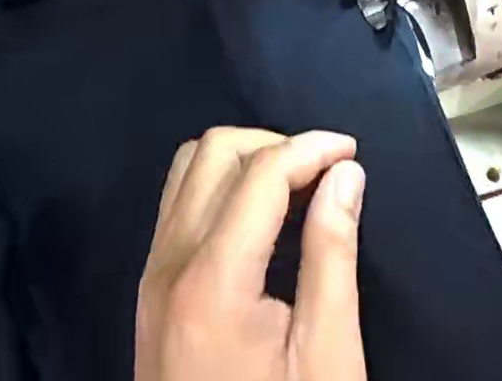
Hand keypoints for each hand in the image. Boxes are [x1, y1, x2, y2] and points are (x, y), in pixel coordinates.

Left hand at [135, 128, 367, 380]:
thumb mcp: (326, 357)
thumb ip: (332, 253)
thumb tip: (346, 173)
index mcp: (211, 280)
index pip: (260, 173)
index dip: (311, 148)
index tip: (351, 151)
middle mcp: (168, 261)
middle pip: (216, 151)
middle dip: (274, 143)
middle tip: (323, 169)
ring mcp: (151, 271)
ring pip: (189, 165)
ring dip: (243, 156)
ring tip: (294, 181)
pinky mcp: (150, 285)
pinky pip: (178, 197)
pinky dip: (218, 179)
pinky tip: (256, 208)